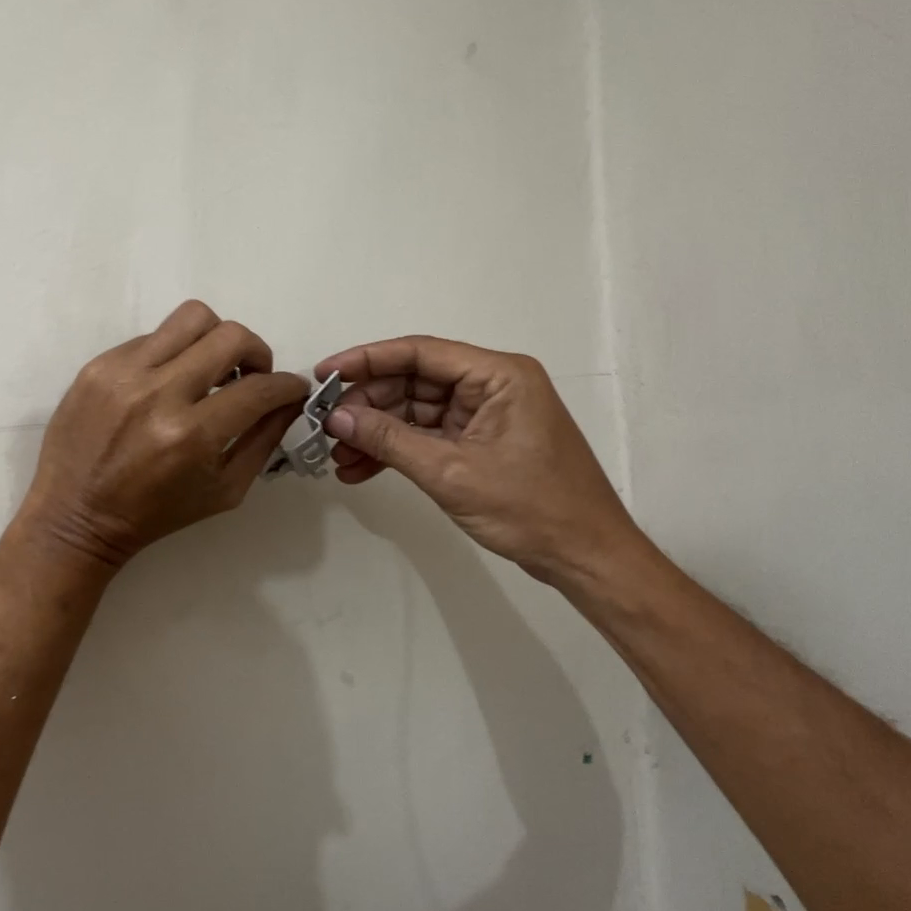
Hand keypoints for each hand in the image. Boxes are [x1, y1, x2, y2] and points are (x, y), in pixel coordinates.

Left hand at [20, 301, 309, 569]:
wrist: (76, 516)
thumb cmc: (156, 513)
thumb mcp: (224, 491)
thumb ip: (263, 441)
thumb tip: (290, 400)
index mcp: (192, 435)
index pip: (259, 389)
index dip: (288, 386)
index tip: (291, 389)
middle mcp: (159, 394)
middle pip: (230, 336)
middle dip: (257, 352)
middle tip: (251, 375)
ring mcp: (123, 373)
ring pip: (191, 318)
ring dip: (215, 339)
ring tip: (211, 367)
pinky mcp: (98, 365)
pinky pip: (151, 337)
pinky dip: (171, 355)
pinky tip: (166, 383)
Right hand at [315, 336, 641, 583]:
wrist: (586, 558)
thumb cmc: (531, 509)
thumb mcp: (450, 472)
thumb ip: (389, 440)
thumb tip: (336, 418)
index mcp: (497, 375)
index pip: (420, 353)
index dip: (366, 360)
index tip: (324, 374)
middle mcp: (492, 386)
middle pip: (413, 381)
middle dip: (368, 404)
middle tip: (326, 427)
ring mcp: (486, 415)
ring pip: (415, 411)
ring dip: (377, 432)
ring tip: (338, 456)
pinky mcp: (481, 443)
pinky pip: (428, 436)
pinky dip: (397, 451)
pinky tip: (361, 469)